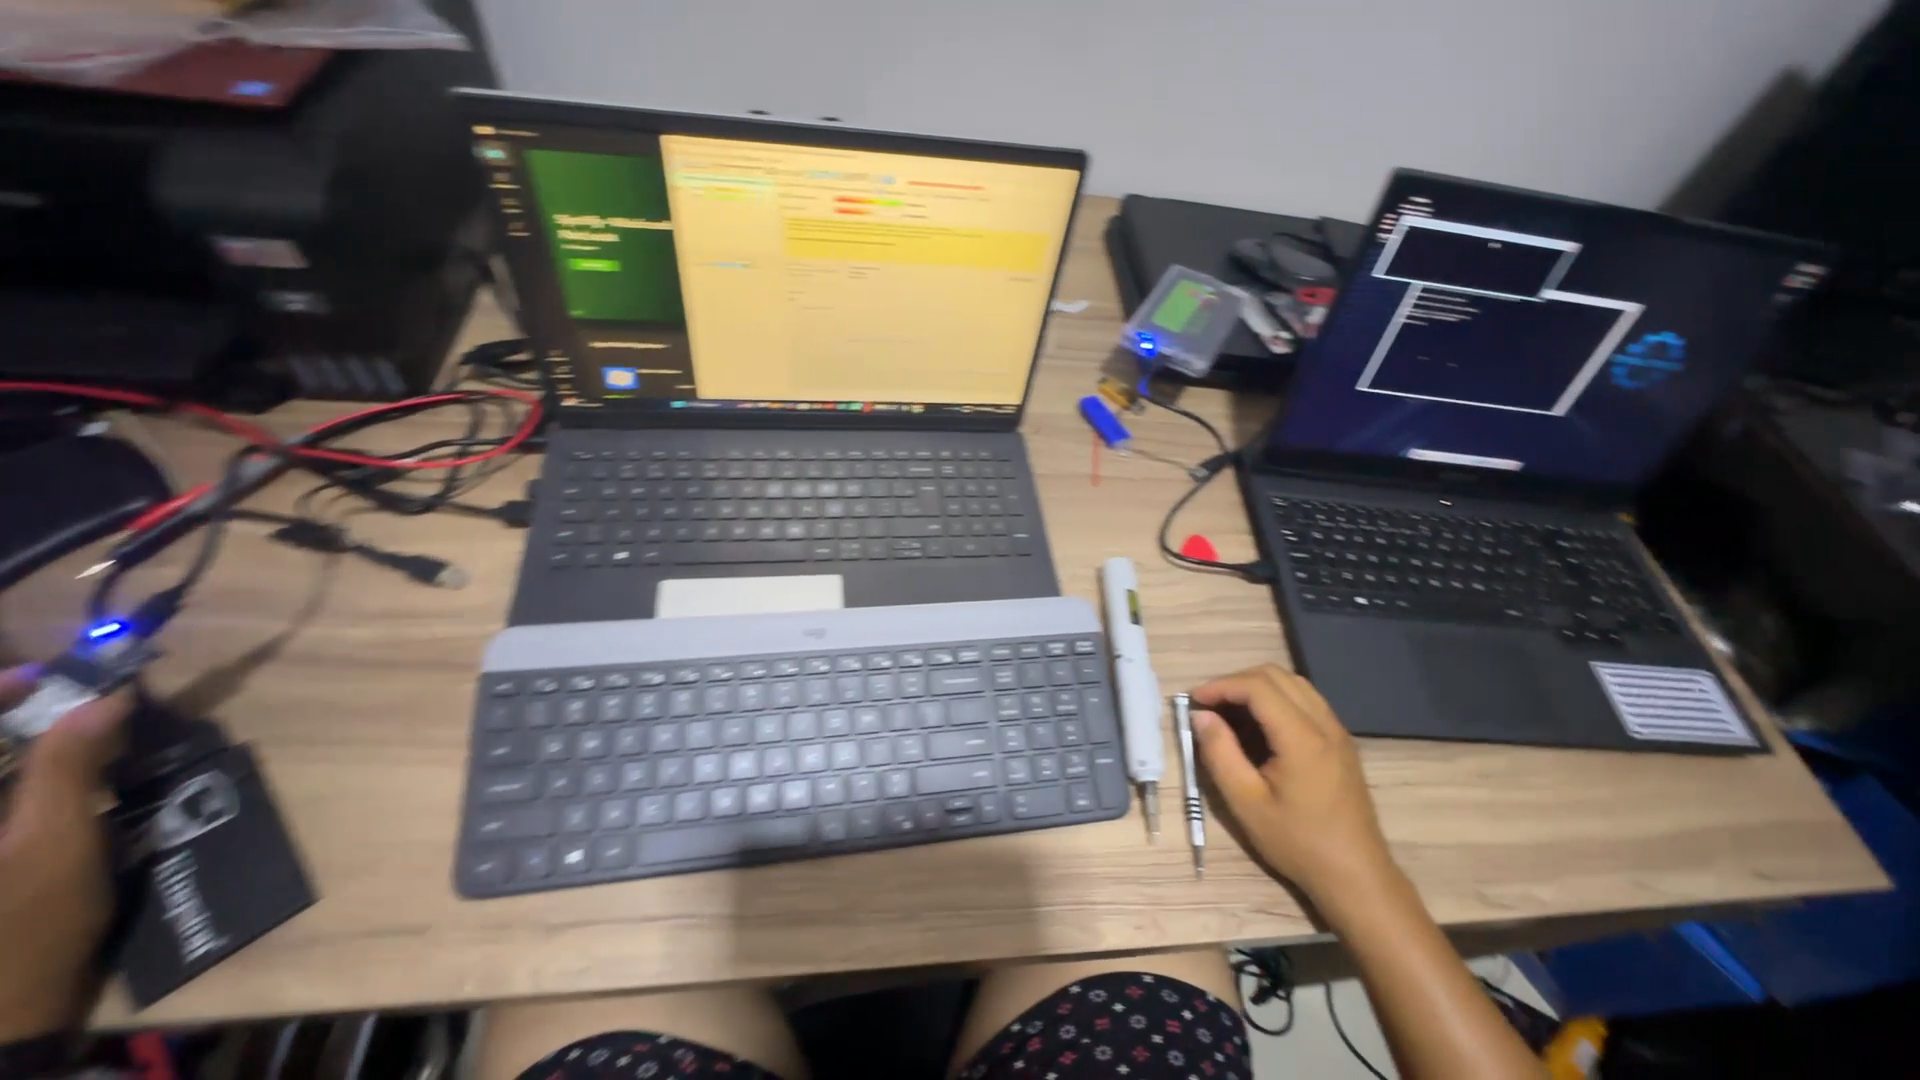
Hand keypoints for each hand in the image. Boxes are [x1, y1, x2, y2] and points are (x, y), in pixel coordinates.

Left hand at [0, 667, 129, 1041]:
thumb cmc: (22, 928)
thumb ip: (74, 763)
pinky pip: (4, 801)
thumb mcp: (59, 841)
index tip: (51, 676)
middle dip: (18, 717)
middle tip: (75, 702)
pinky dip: (24, 783)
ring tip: (80, 738)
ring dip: (26, 750)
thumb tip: (107, 695)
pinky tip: (63, 787)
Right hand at [1189, 665, 1396, 906]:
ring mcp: (1337, 731)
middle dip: (1237, 682)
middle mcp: (1324, 724)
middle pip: (1276, 676)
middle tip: (1209, 706)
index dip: (1221, 686)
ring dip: (1258, 687)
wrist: (1354, 873)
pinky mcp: (1341, 742)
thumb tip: (1201, 716)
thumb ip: (1220, 753)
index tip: (1194, 701)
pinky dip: (1277, 698)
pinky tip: (1259, 724)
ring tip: (1230, 712)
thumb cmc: (1297, 842)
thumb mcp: (1246, 803)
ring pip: (1294, 684)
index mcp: (1302, 737)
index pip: (1258, 687)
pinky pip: (1307, 700)